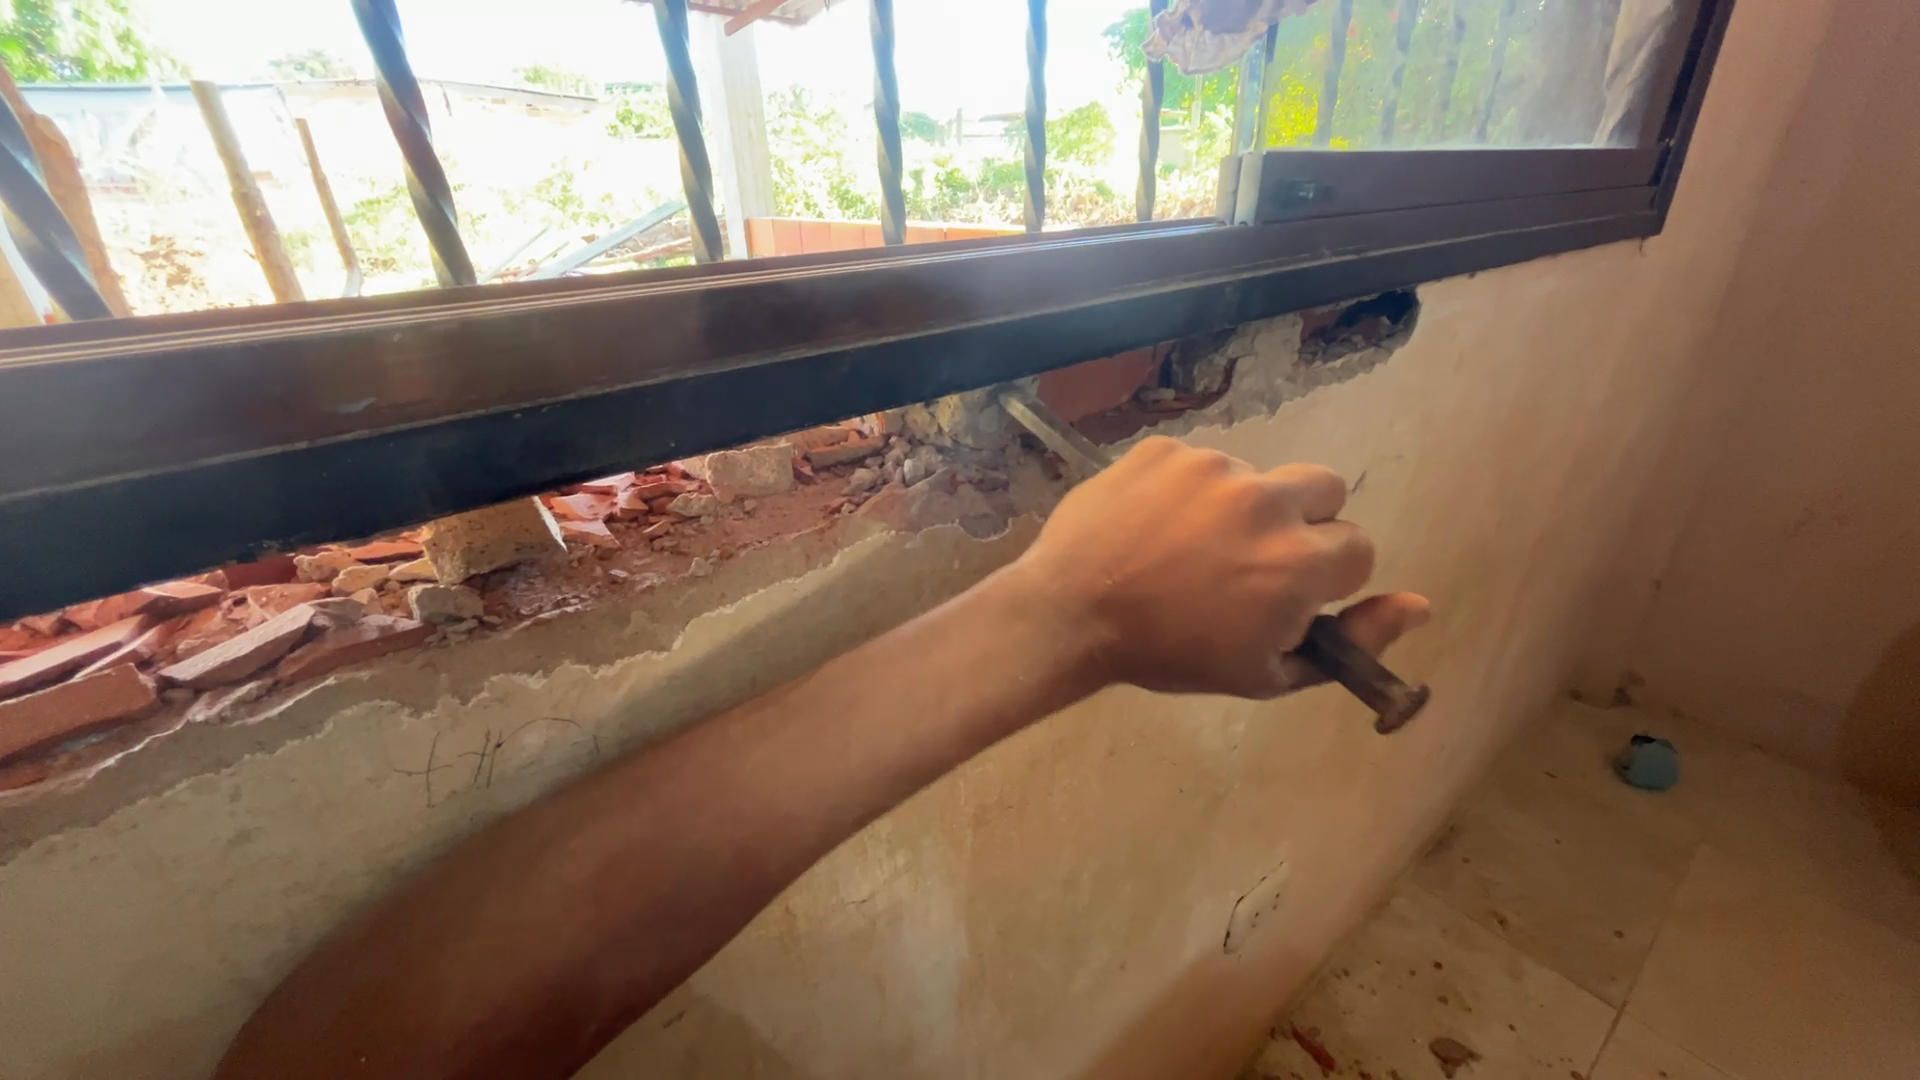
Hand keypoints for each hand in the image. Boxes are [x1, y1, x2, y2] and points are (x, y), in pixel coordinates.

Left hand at [1010, 436, 1428, 698]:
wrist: (1069, 613)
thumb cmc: (1168, 655)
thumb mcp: (1265, 674)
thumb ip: (1354, 642)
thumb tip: (1420, 604)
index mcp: (1299, 560)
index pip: (1357, 546)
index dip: (1324, 575)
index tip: (1283, 592)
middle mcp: (1265, 499)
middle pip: (1324, 488)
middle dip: (1302, 521)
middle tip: (1246, 556)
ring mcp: (1210, 465)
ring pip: (1255, 476)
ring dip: (1236, 506)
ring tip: (1183, 545)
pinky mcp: (1164, 448)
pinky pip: (1197, 463)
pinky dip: (1186, 490)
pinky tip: (1150, 523)